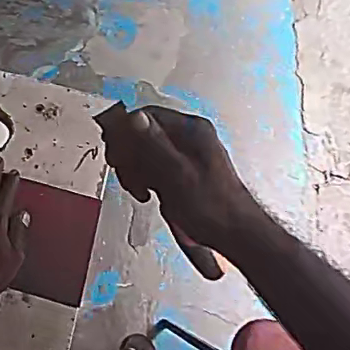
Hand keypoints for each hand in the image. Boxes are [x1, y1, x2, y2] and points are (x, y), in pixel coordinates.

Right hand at [93, 104, 262, 279]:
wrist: (233, 233)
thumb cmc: (214, 207)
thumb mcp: (177, 173)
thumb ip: (154, 144)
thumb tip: (135, 118)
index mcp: (191, 131)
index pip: (146, 116)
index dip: (126, 134)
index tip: (117, 153)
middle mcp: (188, 137)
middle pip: (142, 133)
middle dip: (129, 155)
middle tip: (128, 174)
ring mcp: (184, 153)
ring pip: (143, 150)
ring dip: (135, 169)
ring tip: (141, 188)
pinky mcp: (179, 170)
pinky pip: (151, 165)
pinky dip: (143, 178)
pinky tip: (147, 192)